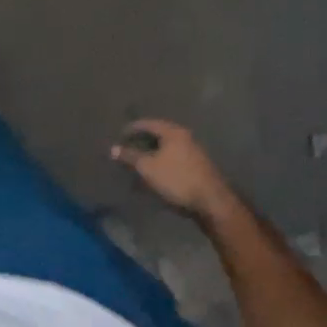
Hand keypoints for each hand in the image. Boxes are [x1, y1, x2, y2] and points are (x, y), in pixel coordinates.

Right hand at [111, 119, 236, 221]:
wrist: (213, 203)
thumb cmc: (177, 179)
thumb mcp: (147, 168)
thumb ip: (129, 156)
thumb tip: (113, 149)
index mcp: (172, 131)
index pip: (146, 123)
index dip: (131, 129)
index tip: (119, 136)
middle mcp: (185, 137)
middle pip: (158, 135)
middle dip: (142, 142)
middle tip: (129, 149)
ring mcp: (195, 153)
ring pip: (168, 148)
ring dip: (153, 154)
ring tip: (141, 163)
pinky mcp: (200, 168)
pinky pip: (176, 159)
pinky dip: (164, 163)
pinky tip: (158, 173)